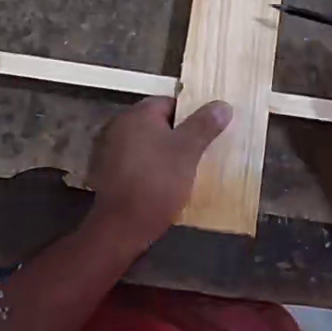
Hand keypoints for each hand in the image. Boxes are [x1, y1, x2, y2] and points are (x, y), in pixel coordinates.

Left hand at [85, 96, 231, 249]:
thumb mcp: (187, 151)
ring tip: (187, 171)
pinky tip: (166, 185)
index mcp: (138, 114)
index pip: (170, 102)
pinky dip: (152, 169)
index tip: (207, 133)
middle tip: (201, 152)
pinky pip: (138, 163)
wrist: (121, 227)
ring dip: (166, 154)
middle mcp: (120, 126)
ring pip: (149, 145)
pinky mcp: (109, 173)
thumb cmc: (157, 182)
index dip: (192, 116)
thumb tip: (222, 104)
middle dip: (180, 136)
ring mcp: (111, 150)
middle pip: (159, 123)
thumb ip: (204, 125)